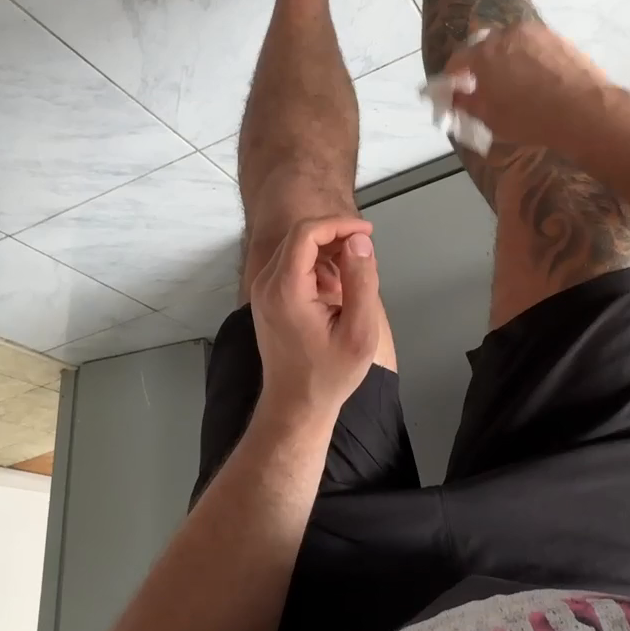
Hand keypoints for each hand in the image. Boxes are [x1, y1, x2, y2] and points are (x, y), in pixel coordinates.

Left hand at [249, 217, 384, 420]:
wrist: (295, 405)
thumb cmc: (329, 374)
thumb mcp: (359, 332)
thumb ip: (361, 281)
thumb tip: (359, 241)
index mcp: (286, 289)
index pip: (307, 233)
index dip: (339, 225)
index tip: (367, 233)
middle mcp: (266, 284)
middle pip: (300, 237)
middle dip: (336, 238)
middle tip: (364, 258)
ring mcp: (262, 290)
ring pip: (296, 249)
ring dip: (327, 254)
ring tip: (350, 284)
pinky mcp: (266, 297)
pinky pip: (291, 265)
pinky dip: (316, 267)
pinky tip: (334, 293)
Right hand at [441, 21, 618, 153]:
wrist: (584, 111)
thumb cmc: (529, 118)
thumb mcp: (489, 118)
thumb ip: (465, 103)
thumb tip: (454, 96)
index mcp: (483, 53)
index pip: (457, 60)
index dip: (452, 76)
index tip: (453, 88)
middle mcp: (506, 35)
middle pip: (484, 46)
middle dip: (480, 63)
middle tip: (485, 86)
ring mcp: (535, 33)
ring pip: (511, 43)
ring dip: (506, 58)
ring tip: (514, 82)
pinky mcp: (558, 37)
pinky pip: (533, 46)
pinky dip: (528, 58)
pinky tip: (537, 79)